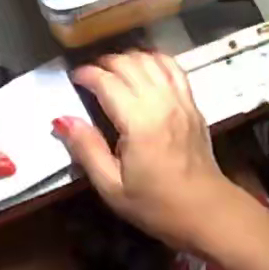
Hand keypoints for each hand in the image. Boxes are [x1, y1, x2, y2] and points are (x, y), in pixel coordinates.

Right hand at [54, 51, 251, 250]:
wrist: (206, 211)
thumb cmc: (156, 205)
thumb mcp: (112, 187)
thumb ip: (87, 149)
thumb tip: (62, 119)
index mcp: (139, 121)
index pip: (107, 81)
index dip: (86, 74)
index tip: (73, 79)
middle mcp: (161, 101)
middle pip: (129, 63)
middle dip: (105, 63)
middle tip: (90, 75)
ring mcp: (180, 99)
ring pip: (152, 60)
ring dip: (130, 58)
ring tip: (114, 69)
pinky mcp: (193, 103)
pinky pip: (174, 68)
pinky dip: (156, 60)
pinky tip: (146, 67)